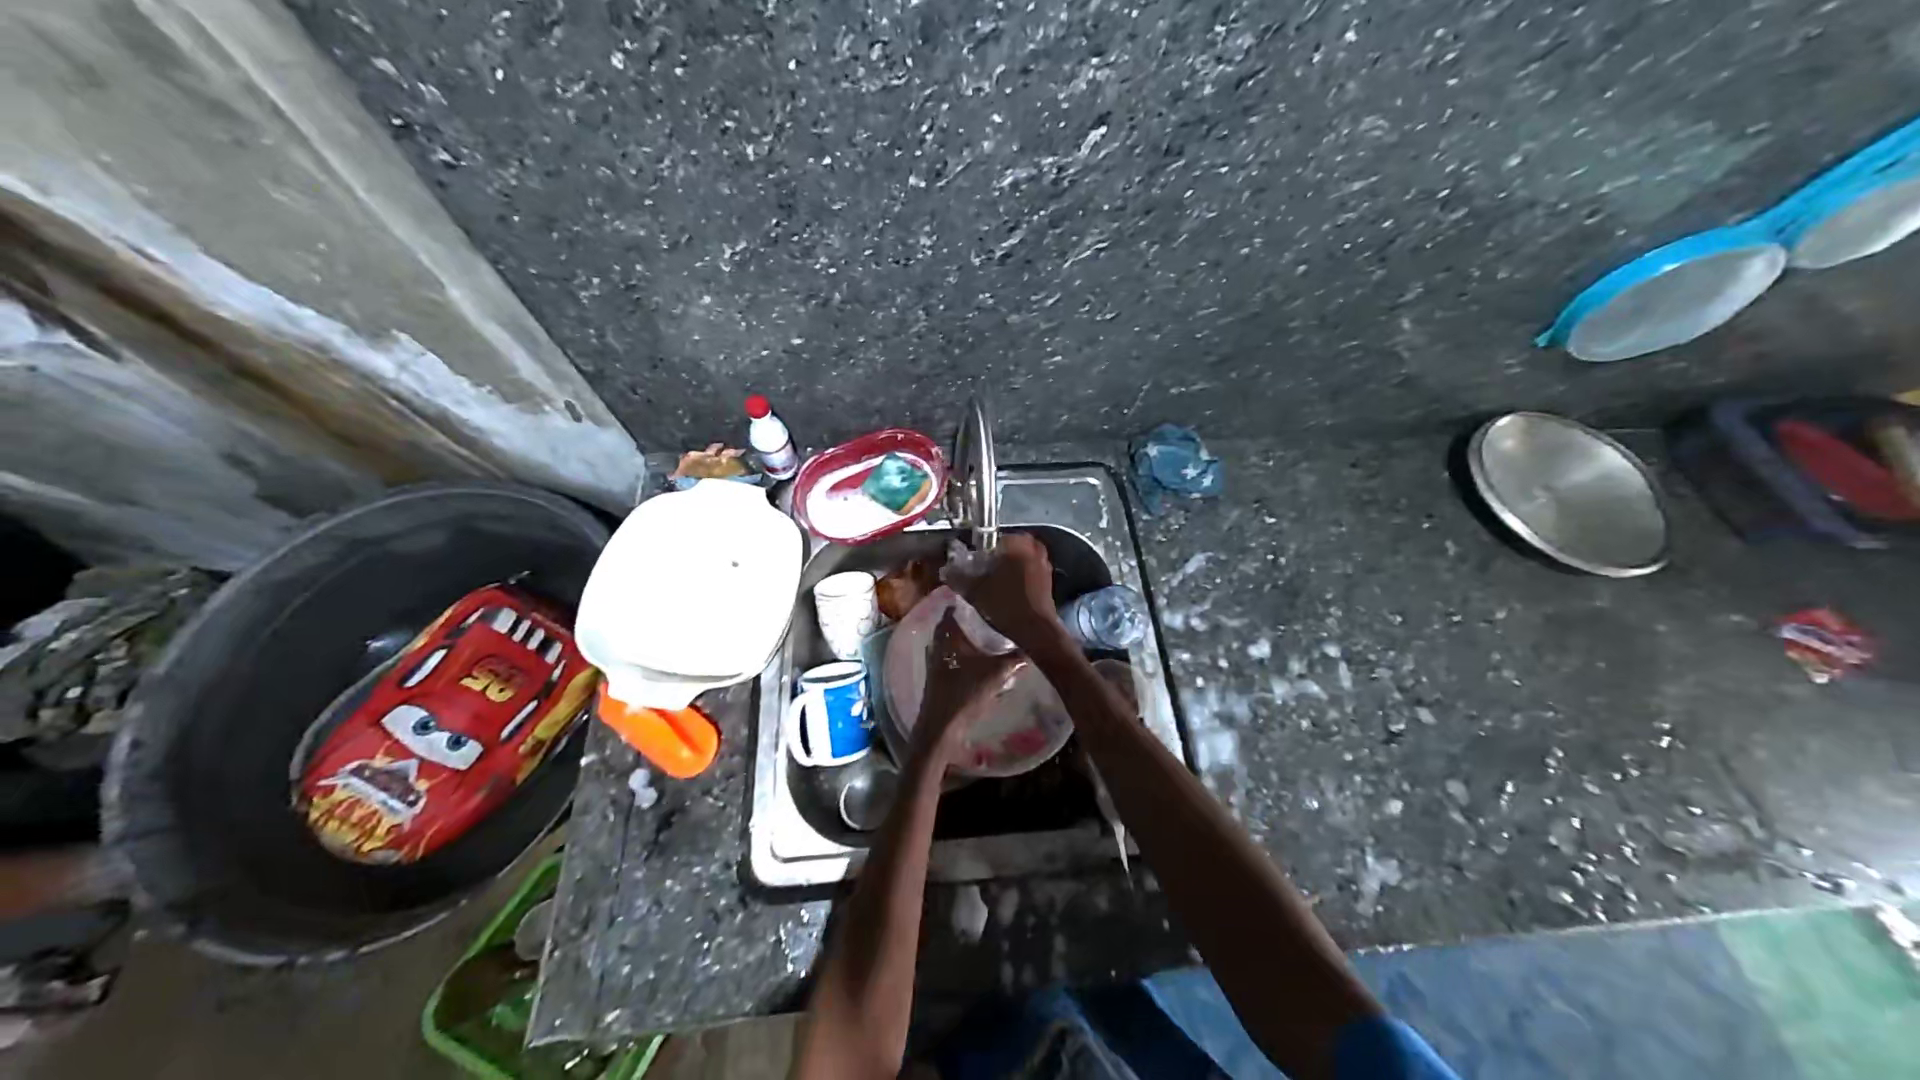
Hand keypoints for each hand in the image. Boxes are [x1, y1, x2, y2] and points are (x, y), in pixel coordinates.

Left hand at [911, 610, 1020, 766]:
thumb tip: (1032, 647)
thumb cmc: (965, 694)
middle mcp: (939, 646)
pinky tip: (981, 662)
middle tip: (991, 617)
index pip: (954, 611)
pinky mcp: (939, 679)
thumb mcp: (995, 674)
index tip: (983, 597)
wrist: (942, 728)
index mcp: (948, 638)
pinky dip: (966, 656)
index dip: (967, 602)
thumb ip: (1014, 659)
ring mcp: (937, 664)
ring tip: (990, 637)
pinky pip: (954, 659)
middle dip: (970, 622)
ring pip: (953, 644)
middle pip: (953, 627)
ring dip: (968, 640)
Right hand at [950, 533, 1062, 651]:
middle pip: (1003, 550)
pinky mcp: (1048, 577)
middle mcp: (1033, 545)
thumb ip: (959, 576)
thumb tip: (947, 570)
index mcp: (1016, 541)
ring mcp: (1043, 561)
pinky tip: (1004, 592)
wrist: (1035, 629)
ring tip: (990, 586)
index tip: (969, 567)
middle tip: (978, 576)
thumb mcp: (975, 590)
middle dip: (991, 561)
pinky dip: (1015, 577)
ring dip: (1003, 570)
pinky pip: (1025, 570)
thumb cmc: (1004, 605)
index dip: (976, 554)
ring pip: (1015, 560)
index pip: (989, 539)